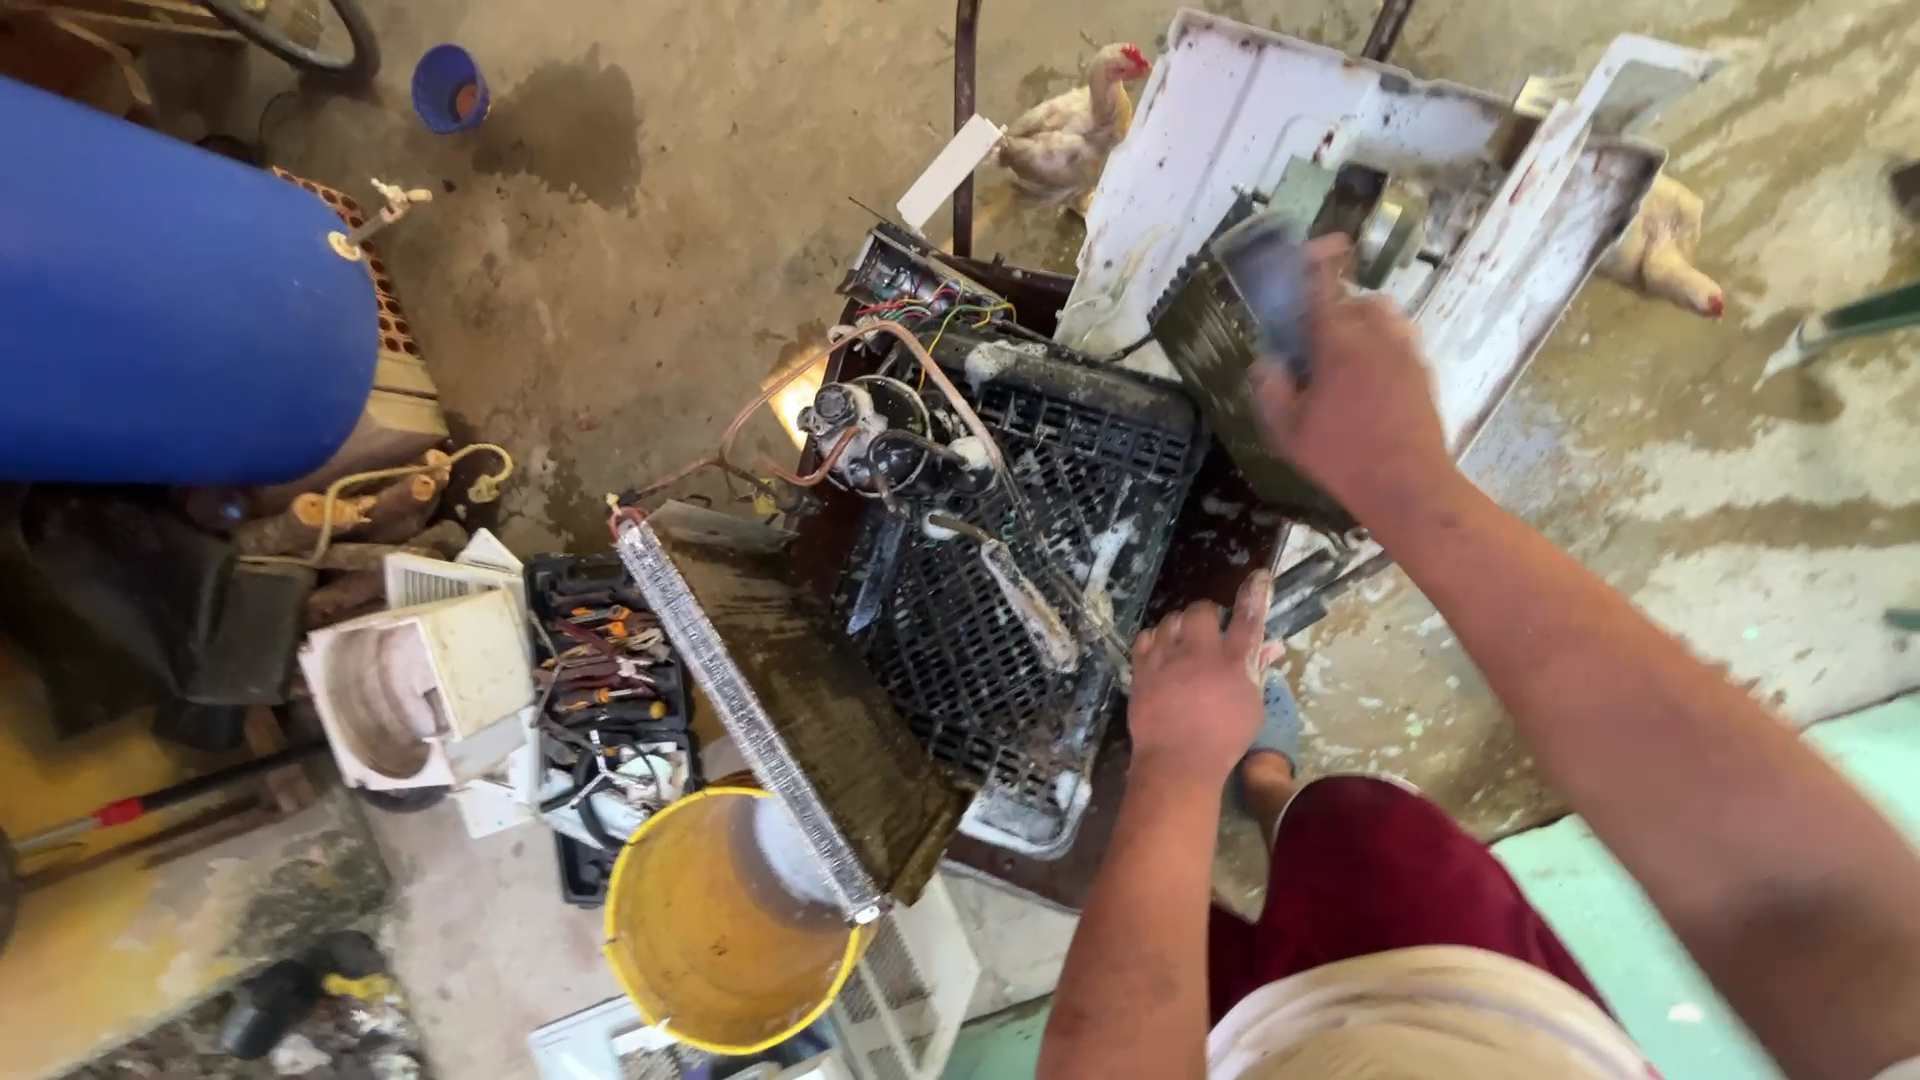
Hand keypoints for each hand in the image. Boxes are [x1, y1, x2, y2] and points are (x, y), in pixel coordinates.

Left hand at [1127, 570, 1278, 784]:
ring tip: (1183, 646)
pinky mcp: (1142, 666)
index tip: (1258, 577)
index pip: (1249, 617)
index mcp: (1234, 662)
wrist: (1176, 760)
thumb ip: (1258, 670)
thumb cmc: (1223, 738)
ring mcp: (1167, 657)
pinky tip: (1161, 654)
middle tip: (1207, 634)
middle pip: (1202, 610)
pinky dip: (1156, 640)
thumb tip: (1270, 645)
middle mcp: (1199, 651)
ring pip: (1171, 619)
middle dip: (1206, 616)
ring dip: (1180, 627)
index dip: (1254, 594)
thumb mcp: (1251, 705)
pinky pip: (1147, 636)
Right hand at [1247, 235, 1453, 513]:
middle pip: (1356, 302)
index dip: (1318, 263)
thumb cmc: (1340, 457)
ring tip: (1344, 358)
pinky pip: (1399, 342)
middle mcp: (1376, 339)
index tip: (1319, 244)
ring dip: (1362, 324)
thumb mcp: (1287, 432)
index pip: (1324, 291)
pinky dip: (1381, 346)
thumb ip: (1271, 392)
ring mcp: (1406, 353)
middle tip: (1315, 339)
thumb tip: (1265, 364)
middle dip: (1336, 308)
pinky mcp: (1423, 371)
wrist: (1406, 483)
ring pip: (1384, 317)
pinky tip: (1367, 383)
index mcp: (1337, 348)